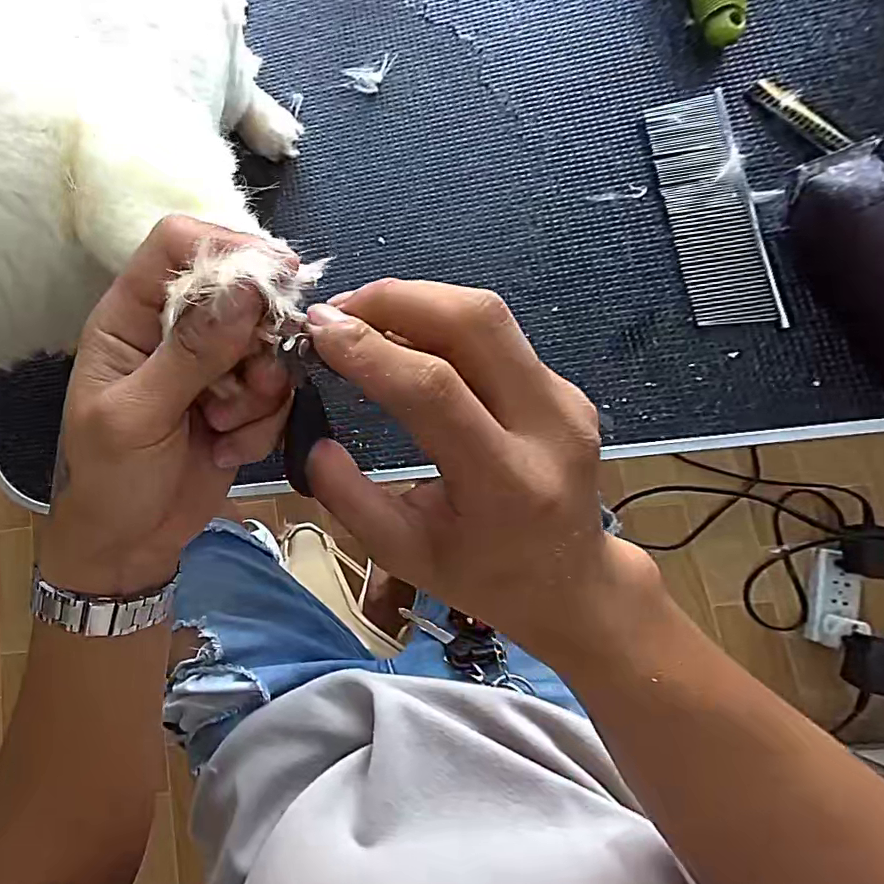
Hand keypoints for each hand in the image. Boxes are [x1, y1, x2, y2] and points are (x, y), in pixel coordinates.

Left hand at [38, 216, 294, 595]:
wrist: (127, 546)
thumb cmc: (108, 480)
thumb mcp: (138, 416)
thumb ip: (191, 353)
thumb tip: (246, 289)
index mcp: (129, 317)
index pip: (178, 245)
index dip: (228, 249)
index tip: (277, 279)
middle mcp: (173, 332)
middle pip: (239, 292)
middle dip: (255, 339)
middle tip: (248, 382)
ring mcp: (209, 368)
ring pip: (265, 345)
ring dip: (257, 392)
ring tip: (222, 428)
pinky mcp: (237, 403)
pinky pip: (275, 391)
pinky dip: (261, 424)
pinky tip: (226, 450)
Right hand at [304, 279, 663, 660]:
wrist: (572, 583)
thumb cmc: (482, 577)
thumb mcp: (402, 554)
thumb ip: (349, 499)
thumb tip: (311, 440)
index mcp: (506, 483)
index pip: (435, 389)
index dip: (370, 350)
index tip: (317, 331)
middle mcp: (548, 427)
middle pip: (476, 323)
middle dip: (395, 300)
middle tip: (335, 311)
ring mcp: (563, 399)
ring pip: (488, 316)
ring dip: (414, 301)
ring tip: (357, 318)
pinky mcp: (561, 387)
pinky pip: (494, 334)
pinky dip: (436, 321)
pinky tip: (399, 337)